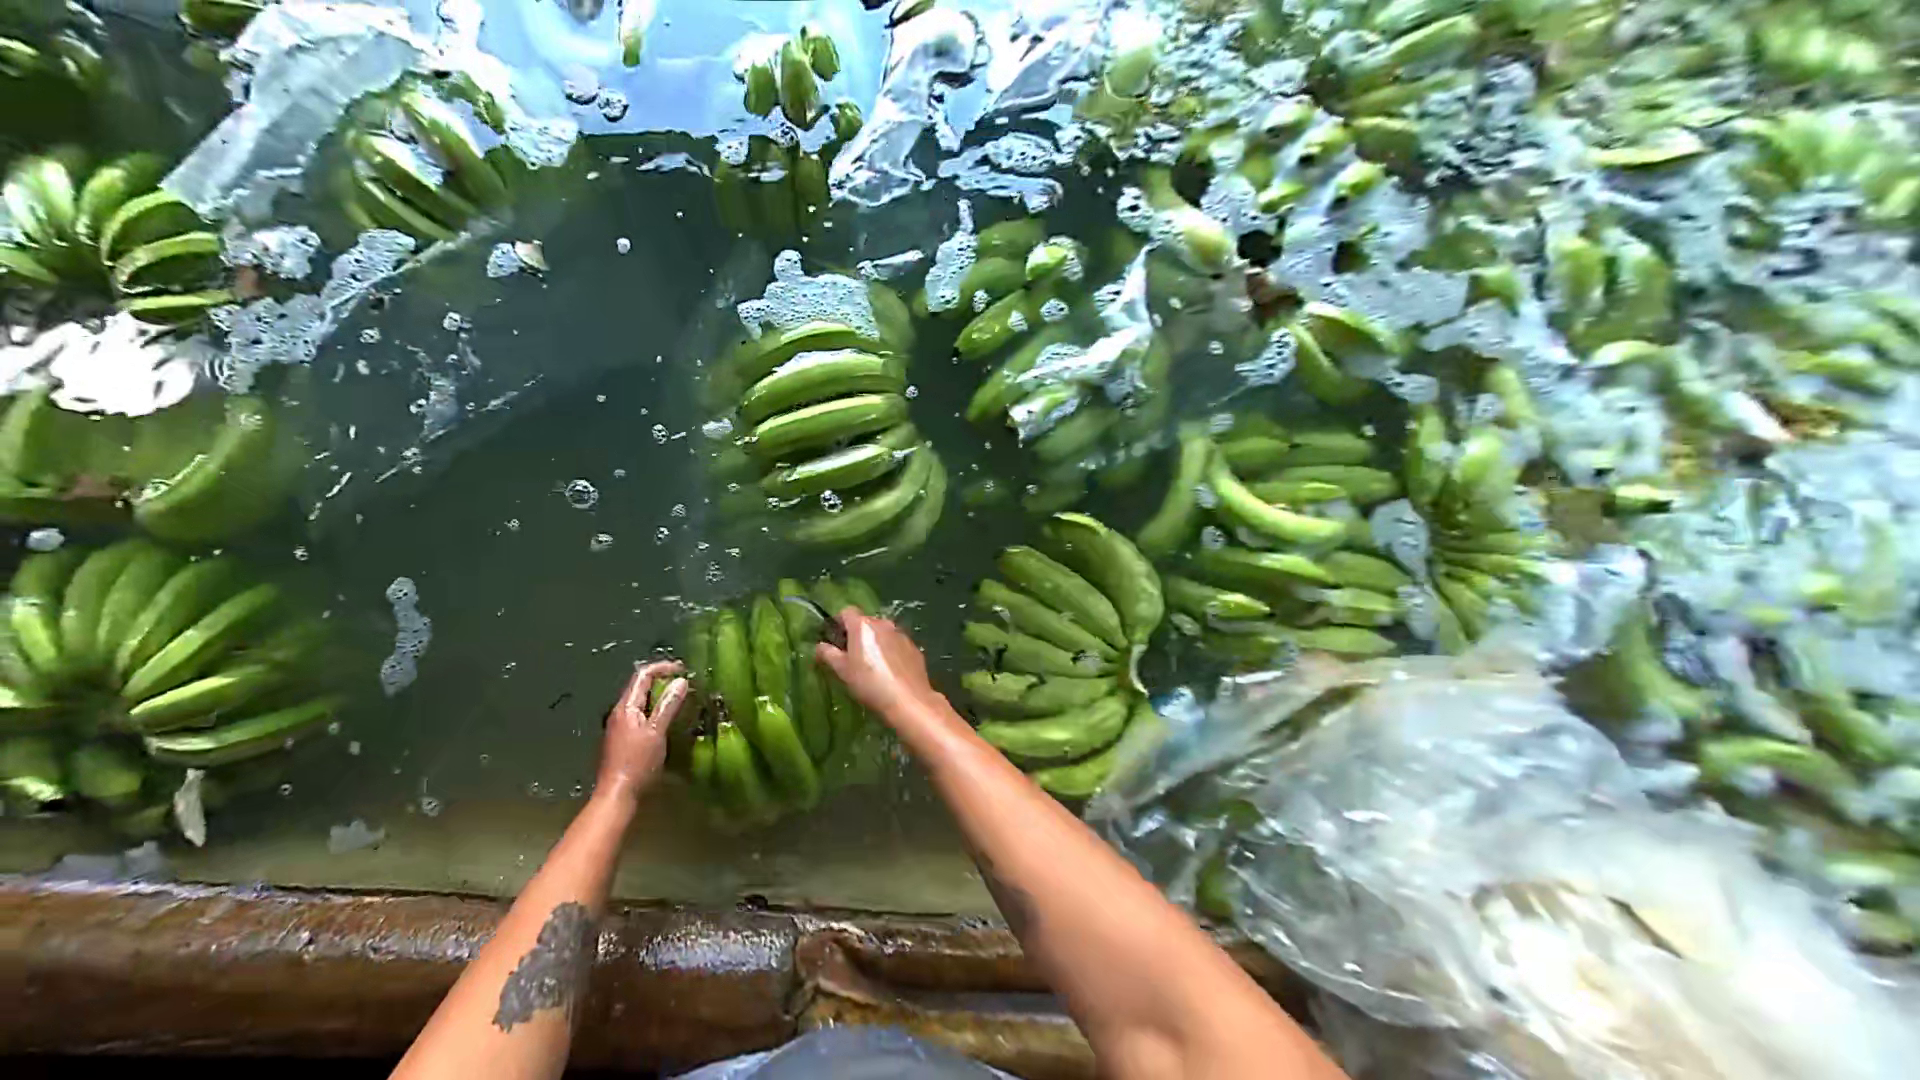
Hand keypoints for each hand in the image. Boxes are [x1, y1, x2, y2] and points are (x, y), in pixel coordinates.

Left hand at [596, 659, 688, 804]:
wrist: (617, 794)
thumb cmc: (638, 762)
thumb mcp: (657, 732)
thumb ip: (668, 705)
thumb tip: (680, 681)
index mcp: (626, 707)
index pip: (642, 675)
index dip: (662, 667)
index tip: (683, 669)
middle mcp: (619, 712)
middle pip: (639, 685)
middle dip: (661, 678)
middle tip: (684, 681)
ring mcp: (619, 725)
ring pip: (640, 699)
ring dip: (659, 693)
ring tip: (680, 696)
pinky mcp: (622, 737)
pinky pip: (640, 712)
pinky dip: (655, 707)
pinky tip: (667, 717)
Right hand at [815, 609, 948, 728]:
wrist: (908, 700)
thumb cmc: (869, 683)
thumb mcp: (843, 671)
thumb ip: (829, 654)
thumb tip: (819, 646)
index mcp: (863, 625)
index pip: (846, 612)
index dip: (838, 623)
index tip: (834, 640)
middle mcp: (883, 623)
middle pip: (865, 622)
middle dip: (856, 634)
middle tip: (850, 656)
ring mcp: (901, 634)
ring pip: (882, 632)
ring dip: (874, 642)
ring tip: (871, 666)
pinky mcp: (913, 647)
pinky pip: (896, 644)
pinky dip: (890, 651)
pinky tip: (889, 671)